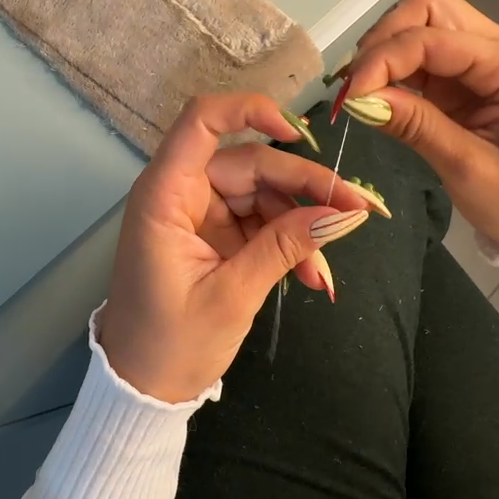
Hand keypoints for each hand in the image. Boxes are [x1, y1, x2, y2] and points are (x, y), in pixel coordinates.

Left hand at [96, 93, 384, 403]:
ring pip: (263, 193)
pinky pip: (261, 221)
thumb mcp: (232, 296)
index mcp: (166, 194)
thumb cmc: (170, 343)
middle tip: (356, 212)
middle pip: (250, 163)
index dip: (249, 110)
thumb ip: (284, 248)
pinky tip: (312, 276)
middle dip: (304, 187)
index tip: (297, 132)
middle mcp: (182, 191)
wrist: (142, 389)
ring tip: (325, 271)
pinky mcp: (216, 233)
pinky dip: (287, 243)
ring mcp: (201, 211)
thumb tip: (343, 214)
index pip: (201, 122)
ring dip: (300, 225)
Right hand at [341, 0, 498, 261]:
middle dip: (385, 39)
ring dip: (385, 50)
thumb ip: (415, 126)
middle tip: (358, 85)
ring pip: (420, 22)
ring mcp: (482, 60)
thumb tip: (358, 99)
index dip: (385, 58)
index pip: (433, 38)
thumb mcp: (470, 171)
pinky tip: (378, 94)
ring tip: (364, 91)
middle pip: (428, 8)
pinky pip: (421, 54)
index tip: (351, 96)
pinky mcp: (465, 78)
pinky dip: (393, 67)